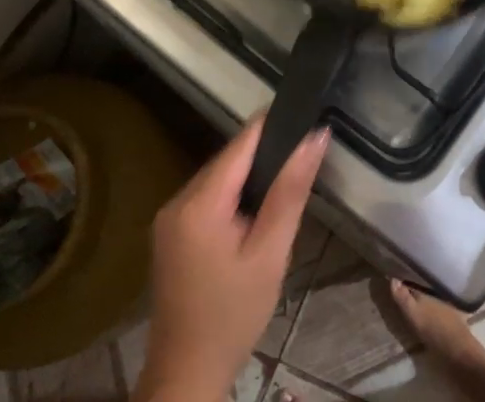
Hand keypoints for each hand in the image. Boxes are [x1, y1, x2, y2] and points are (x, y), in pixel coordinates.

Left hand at [134, 116, 329, 401]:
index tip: (307, 113)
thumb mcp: (271, 253)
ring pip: (218, 179)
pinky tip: (258, 213)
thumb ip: (291, 191)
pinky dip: (233, 197)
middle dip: (265, 156)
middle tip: (306, 158)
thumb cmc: (235, 314)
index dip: (274, 126)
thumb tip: (315, 137)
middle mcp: (176, 200)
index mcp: (198, 203)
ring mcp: (168, 218)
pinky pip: (207, 199)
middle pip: (228, 161)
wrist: (188, 370)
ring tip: (290, 183)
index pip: (240, 144)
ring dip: (250, 177)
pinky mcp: (170, 233)